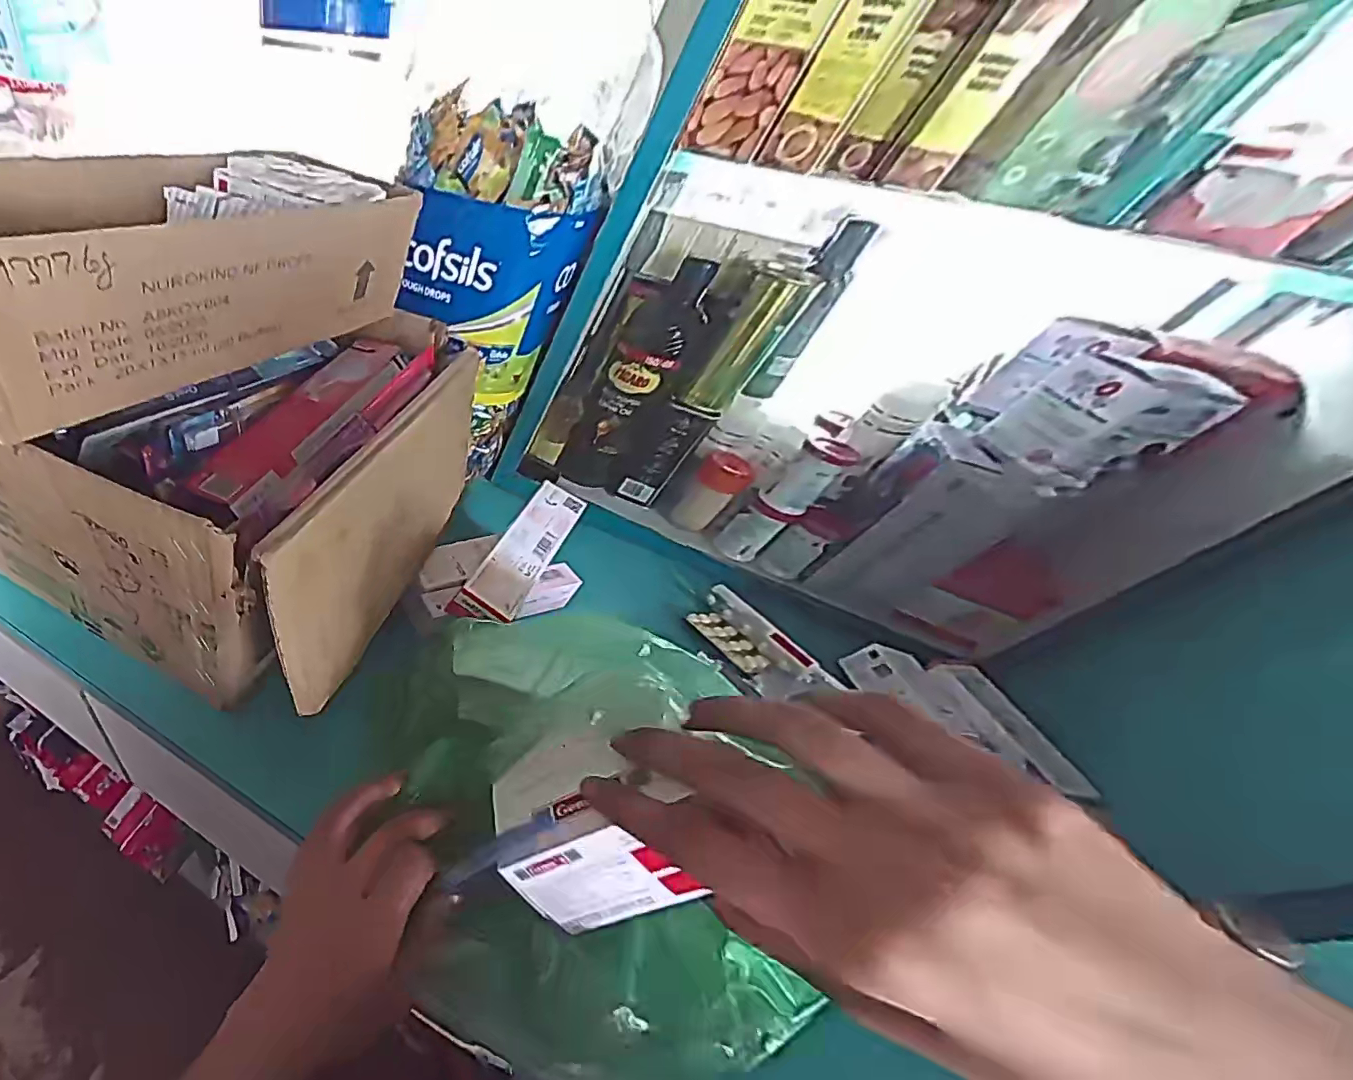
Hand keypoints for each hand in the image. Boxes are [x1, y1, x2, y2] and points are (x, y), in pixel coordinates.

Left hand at [186, 775, 444, 1079]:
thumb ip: (427, 937)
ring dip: (374, 794)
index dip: (433, 857)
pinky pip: (322, 826)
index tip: (446, 863)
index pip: (412, 864)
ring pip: (346, 817)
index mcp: (374, 920)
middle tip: (444, 815)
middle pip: (387, 836)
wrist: (284, 1017)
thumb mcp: (401, 988)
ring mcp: (318, 873)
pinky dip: (343, 807)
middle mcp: (345, 886)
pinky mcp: (301, 870)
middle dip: (419, 820)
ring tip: (399, 780)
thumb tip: (450, 895)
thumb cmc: (347, 1010)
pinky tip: (360, 802)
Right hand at [582, 693, 1352, 1079]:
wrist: (1224, 1056)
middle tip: (633, 737)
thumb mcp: (896, 1025)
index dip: (638, 811)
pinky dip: (830, 708)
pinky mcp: (999, 778)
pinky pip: (888, 717)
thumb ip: (796, 944)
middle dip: (666, 748)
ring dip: (735, 711)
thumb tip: (719, 875)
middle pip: (737, 776)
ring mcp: (945, 806)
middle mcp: (884, 858)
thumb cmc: (1036, 1056)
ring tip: (704, 711)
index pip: (705, 849)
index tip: (600, 787)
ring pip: (802, 726)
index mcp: (854, 933)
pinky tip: (809, 713)